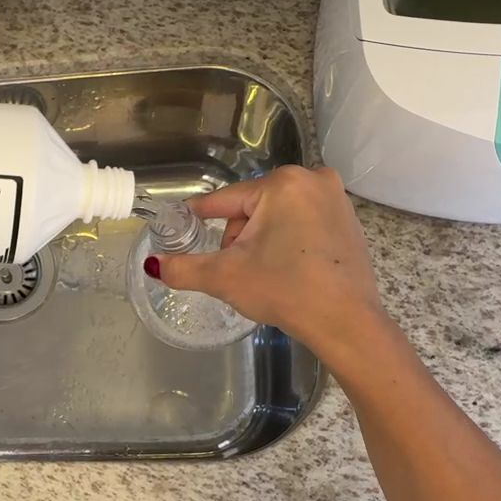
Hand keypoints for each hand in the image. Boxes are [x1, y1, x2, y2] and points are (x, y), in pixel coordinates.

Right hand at [150, 166, 395, 361]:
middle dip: (238, 238)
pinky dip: (287, 244)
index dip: (198, 217)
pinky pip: (301, 225)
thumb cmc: (284, 290)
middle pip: (251, 208)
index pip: (224, 201)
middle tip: (239, 270)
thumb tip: (153, 265)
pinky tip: (288, 271)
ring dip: (261, 241)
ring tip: (265, 274)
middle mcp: (313, 179)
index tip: (180, 226)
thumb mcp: (224, 277)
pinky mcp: (348, 221)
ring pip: (276, 216)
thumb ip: (183, 268)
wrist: (345, 321)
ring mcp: (336, 199)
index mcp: (282, 184)